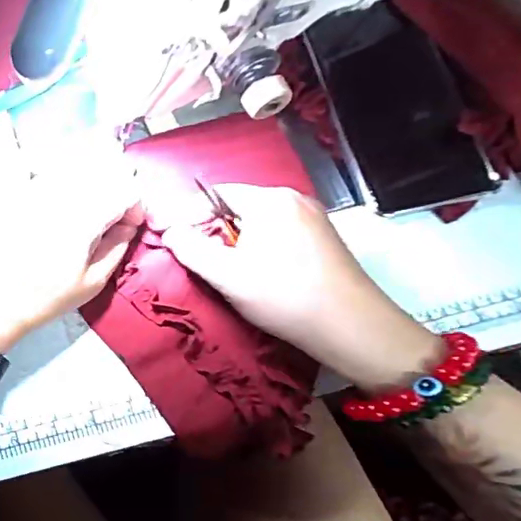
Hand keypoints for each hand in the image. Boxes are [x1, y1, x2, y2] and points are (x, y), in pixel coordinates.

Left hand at [0, 163, 143, 351]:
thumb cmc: (47, 297)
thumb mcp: (93, 281)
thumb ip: (117, 247)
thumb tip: (128, 225)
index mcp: (86, 217)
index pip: (125, 190)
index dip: (135, 206)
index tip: (130, 225)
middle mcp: (64, 195)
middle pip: (103, 174)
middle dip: (115, 193)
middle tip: (111, 221)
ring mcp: (40, 191)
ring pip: (78, 172)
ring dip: (91, 188)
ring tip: (85, 219)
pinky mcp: (21, 194)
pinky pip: (51, 177)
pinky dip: (65, 187)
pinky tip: (59, 216)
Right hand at [162, 184, 440, 390]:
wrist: (352, 326)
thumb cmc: (284, 297)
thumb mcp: (227, 277)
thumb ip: (192, 250)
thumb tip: (169, 232)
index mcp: (269, 199)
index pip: (216, 194)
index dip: (192, 216)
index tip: (179, 243)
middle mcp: (294, 198)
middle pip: (240, 207)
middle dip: (217, 232)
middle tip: (205, 263)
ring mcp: (314, 218)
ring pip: (263, 223)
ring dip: (242, 243)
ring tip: (234, 274)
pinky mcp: (325, 239)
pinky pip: (283, 235)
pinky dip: (266, 249)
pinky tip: (266, 276)